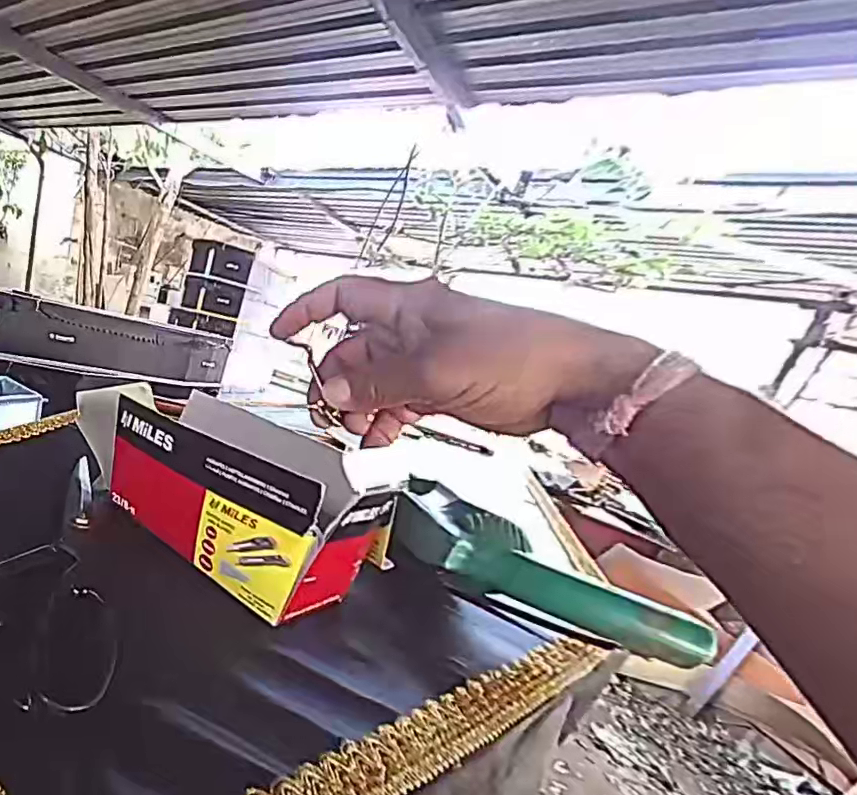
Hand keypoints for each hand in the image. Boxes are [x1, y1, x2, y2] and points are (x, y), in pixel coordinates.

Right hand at [270, 276, 658, 446]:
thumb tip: (331, 390)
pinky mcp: (434, 385)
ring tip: (362, 428)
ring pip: (366, 382)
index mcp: (409, 308)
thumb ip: (375, 382)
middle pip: (348, 351)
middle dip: (334, 382)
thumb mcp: (434, 369)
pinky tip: (381, 435)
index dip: (306, 311)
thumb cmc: (524, 356)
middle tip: (332, 409)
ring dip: (356, 407)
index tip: (281, 332)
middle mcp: (411, 330)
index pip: (342, 297)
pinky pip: (389, 401)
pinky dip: (379, 420)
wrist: (575, 385)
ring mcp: (422, 358)